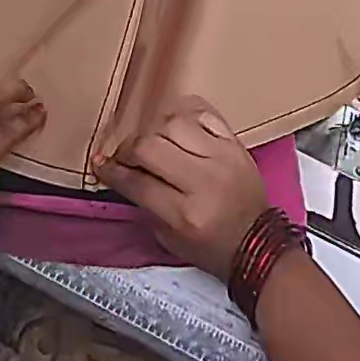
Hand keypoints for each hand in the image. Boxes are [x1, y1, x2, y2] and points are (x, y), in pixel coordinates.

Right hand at [94, 98, 268, 280]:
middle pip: (150, 147)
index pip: (138, 183)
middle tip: (124, 157)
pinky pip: (203, 114)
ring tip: (150, 143)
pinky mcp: (236, 144)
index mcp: (186, 213)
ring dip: (153, 132)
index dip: (112, 172)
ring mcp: (223, 158)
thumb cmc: (210, 246)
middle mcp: (204, 181)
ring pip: (173, 124)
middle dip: (128, 150)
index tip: (100, 165)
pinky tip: (175, 128)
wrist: (259, 244)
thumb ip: (145, 204)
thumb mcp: (169, 238)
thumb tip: (122, 172)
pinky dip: (183, 116)